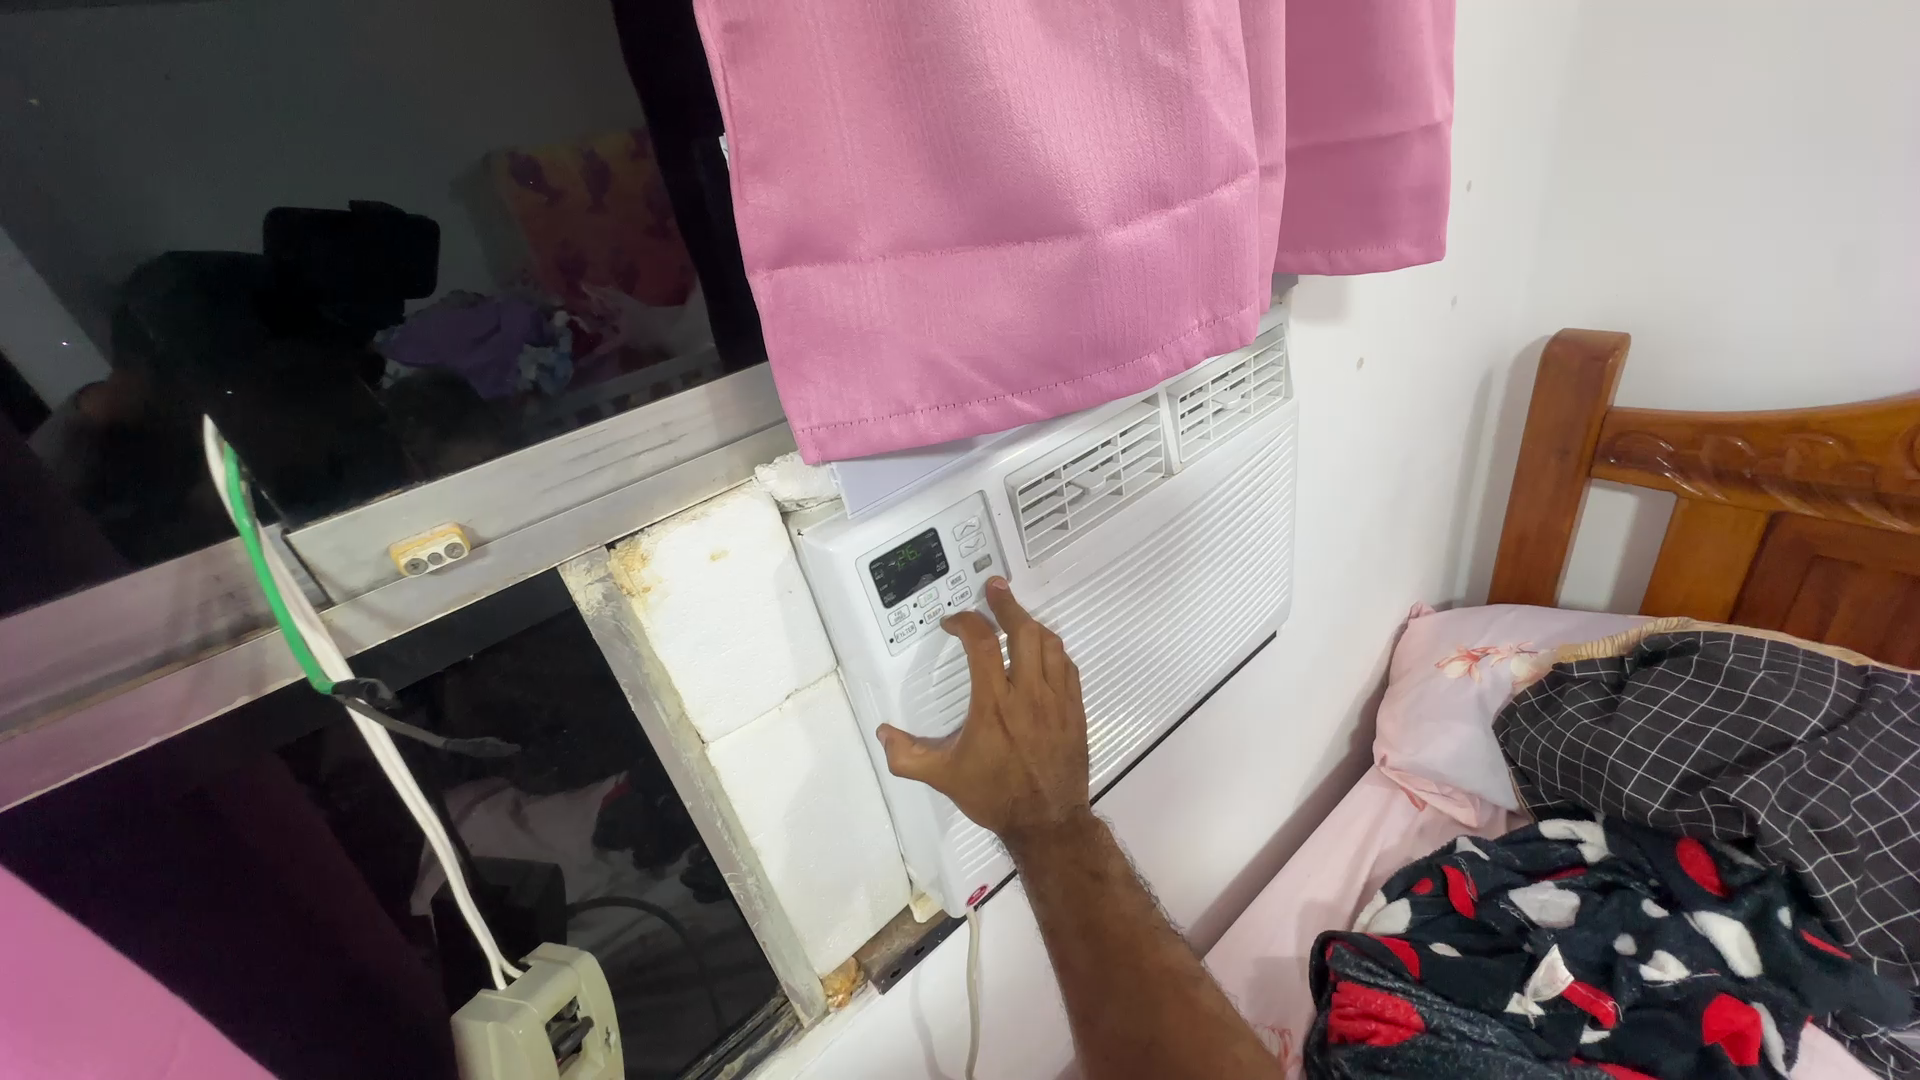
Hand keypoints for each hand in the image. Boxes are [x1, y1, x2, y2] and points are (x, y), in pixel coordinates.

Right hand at [876, 578, 1090, 844]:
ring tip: (1016, 617)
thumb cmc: (995, 796)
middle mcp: (1028, 694)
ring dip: (1031, 624)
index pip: (983, 644)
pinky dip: (1054, 649)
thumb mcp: (944, 778)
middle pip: (1023, 632)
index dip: (966, 622)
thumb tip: (883, 734)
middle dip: (1007, 604)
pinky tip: (1043, 649)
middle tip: (994, 589)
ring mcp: (1057, 700)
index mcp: (994, 704)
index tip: (953, 622)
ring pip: (1050, 644)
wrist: (1048, 822)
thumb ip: (908, 756)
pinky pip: (1068, 666)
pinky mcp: (1075, 709)